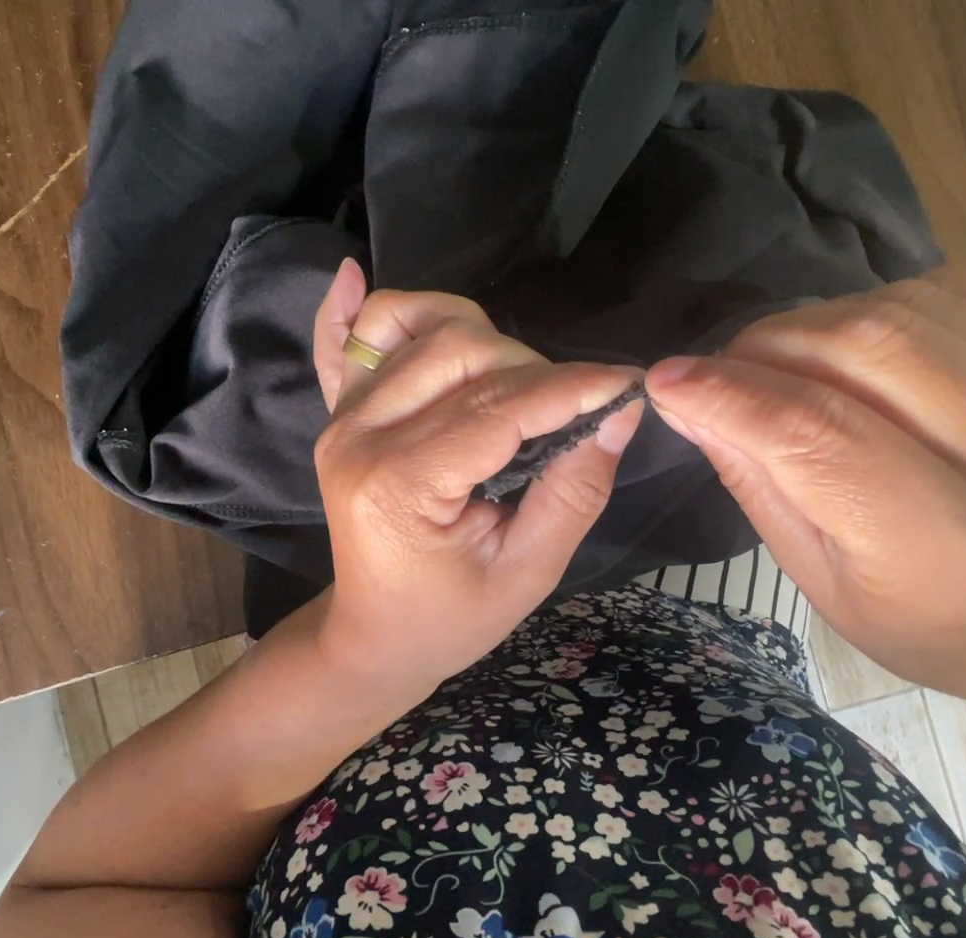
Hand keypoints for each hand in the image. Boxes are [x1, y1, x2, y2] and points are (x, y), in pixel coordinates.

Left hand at [307, 260, 644, 693]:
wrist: (374, 636)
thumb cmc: (451, 618)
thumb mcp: (527, 573)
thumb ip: (573, 492)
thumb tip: (619, 412)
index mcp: (401, 486)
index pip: (498, 410)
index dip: (570, 389)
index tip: (626, 382)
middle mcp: (359, 436)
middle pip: (459, 352)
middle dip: (533, 369)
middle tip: (571, 408)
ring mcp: (341, 420)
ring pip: (416, 328)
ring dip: (480, 337)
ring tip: (517, 381)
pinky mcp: (338, 416)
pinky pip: (341, 344)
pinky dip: (349, 308)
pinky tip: (353, 274)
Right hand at [647, 260, 965, 713]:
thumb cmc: (917, 619)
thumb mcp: (816, 576)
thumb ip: (756, 478)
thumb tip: (685, 396)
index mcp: (949, 541)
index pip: (818, 435)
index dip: (729, 395)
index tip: (666, 379)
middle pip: (869, 347)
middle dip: (771, 344)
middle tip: (725, 369)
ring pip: (912, 305)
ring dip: (821, 321)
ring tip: (788, 361)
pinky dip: (901, 298)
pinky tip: (876, 347)